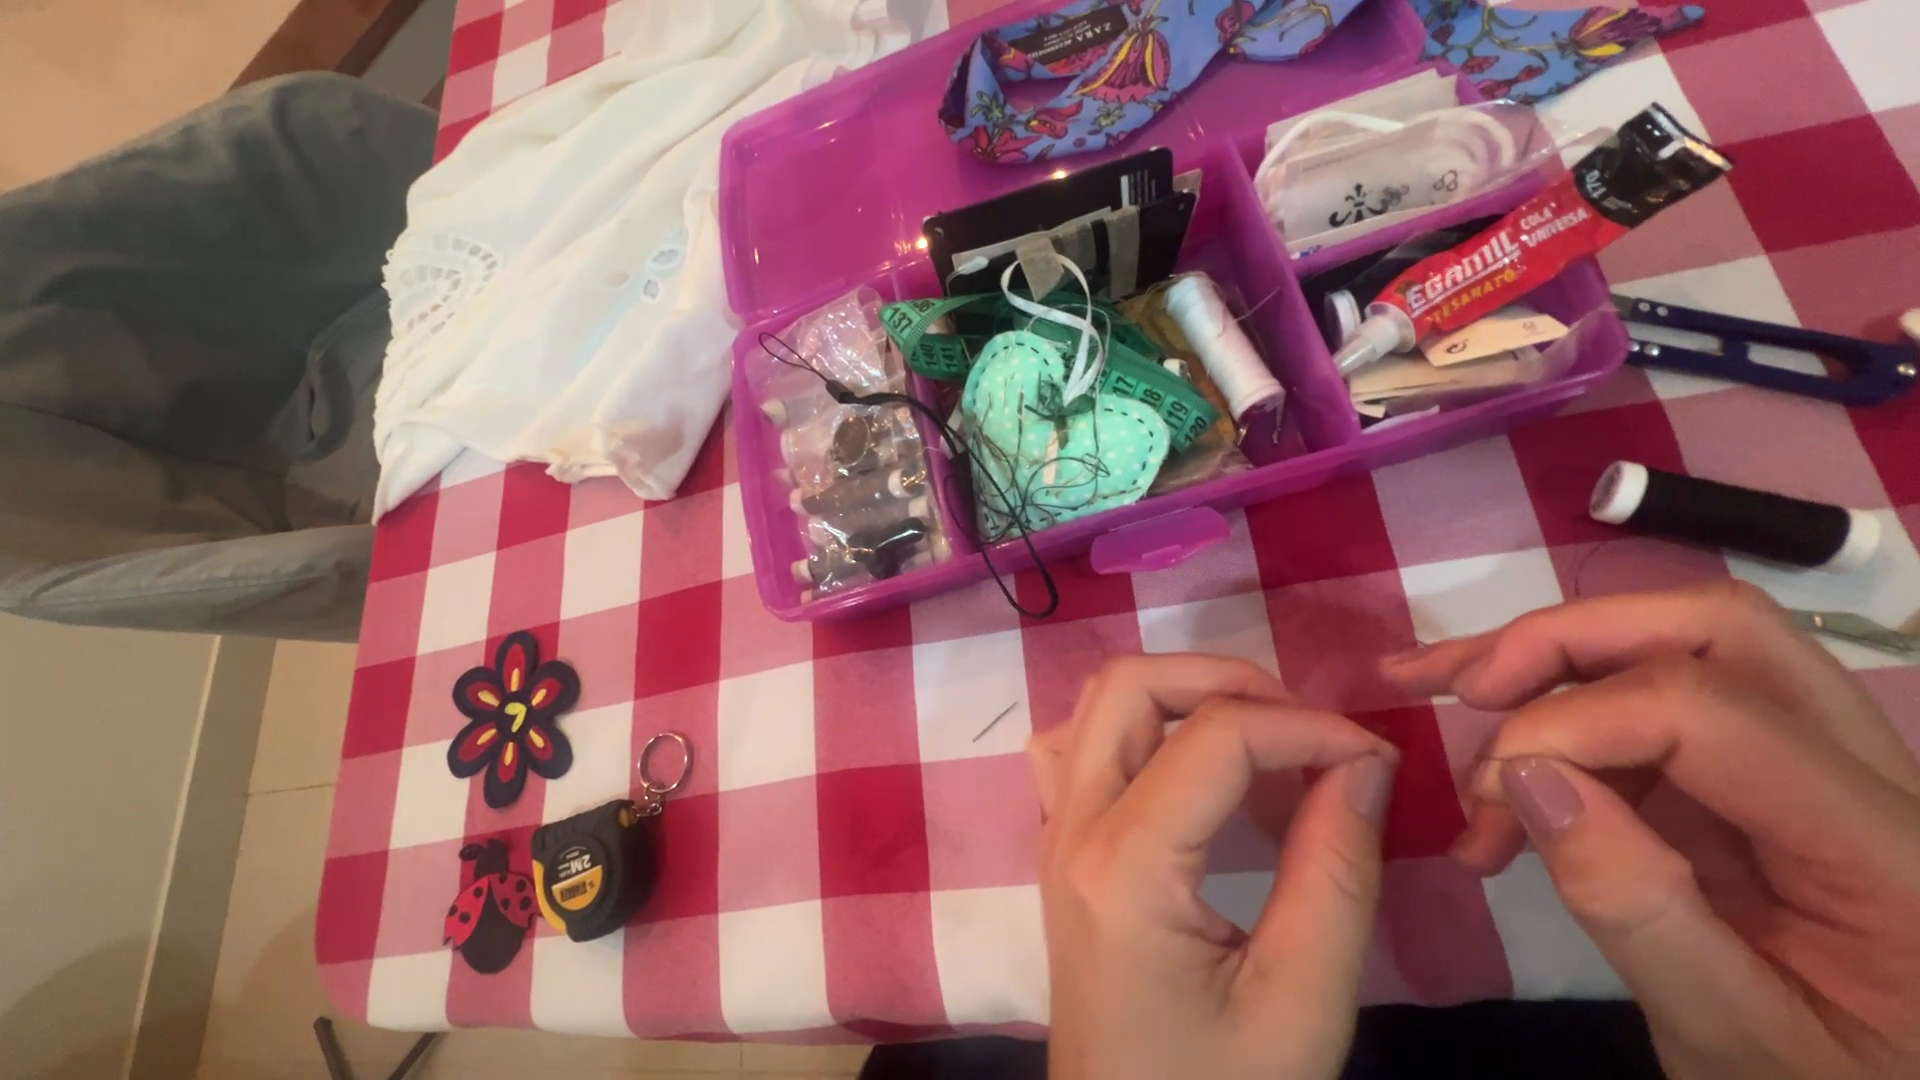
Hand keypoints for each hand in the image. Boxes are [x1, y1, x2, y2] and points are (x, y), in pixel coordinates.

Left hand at [1030, 654, 1398, 1079]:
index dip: (1307, 727)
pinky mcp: (1061, 841)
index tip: (1376, 756)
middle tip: (1305, 729)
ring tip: (1262, 742)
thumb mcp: (1301, 1003)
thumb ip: (1335, 873)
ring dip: (1182, 695)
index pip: (1214, 737)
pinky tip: (1190, 768)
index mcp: (1124, 865)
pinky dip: (1141, 727)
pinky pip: (1080, 744)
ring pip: (1100, 703)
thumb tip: (1362, 762)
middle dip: (1227, 681)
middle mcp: (1072, 825)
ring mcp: (1055, 828)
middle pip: (1129, 685)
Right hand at [1383, 582, 1919, 1078]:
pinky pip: (1643, 701)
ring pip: (1671, 643)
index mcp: (1890, 854)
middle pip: (1712, 630)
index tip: (1487, 790)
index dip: (1569, 722)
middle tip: (1465, 687)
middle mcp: (1872, 778)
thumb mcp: (1734, 1043)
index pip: (1707, 712)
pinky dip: (1549, 718)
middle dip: (1562, 640)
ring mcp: (1813, 766)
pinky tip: (1490, 777)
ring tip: (1430, 689)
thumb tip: (1524, 775)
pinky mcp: (1753, 776)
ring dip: (1540, 662)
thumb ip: (1637, 909)